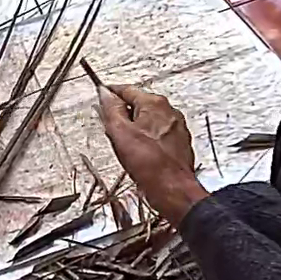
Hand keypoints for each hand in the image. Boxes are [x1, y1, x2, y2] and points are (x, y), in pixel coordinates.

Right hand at [96, 84, 207, 226]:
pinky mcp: (179, 142)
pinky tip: (140, 153)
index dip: (110, 93)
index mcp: (155, 104)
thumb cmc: (150, 164)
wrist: (173, 189)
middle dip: (123, 114)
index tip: (101, 96)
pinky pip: (157, 134)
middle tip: (111, 128)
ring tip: (125, 145)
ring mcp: (176, 127)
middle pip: (139, 104)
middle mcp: (169, 111)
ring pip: (148, 120)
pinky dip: (146, 139)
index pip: (127, 90)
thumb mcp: (120, 133)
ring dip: (135, 127)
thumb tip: (105, 94)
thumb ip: (111, 109)